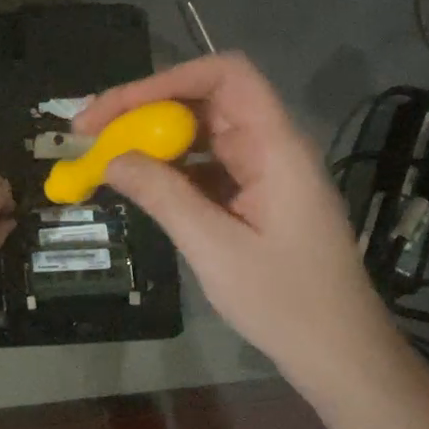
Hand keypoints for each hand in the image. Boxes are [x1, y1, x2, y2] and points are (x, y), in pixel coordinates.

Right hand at [73, 53, 392, 379]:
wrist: (340, 353)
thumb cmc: (286, 301)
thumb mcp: (215, 249)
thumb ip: (162, 196)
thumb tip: (109, 159)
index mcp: (275, 147)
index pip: (226, 75)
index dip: (166, 79)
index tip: (114, 110)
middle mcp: (271, 147)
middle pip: (206, 99)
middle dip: (144, 109)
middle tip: (88, 133)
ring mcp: (264, 172)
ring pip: (201, 132)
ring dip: (151, 138)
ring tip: (101, 155)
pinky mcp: (255, 197)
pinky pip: (206, 165)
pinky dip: (167, 167)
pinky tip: (136, 182)